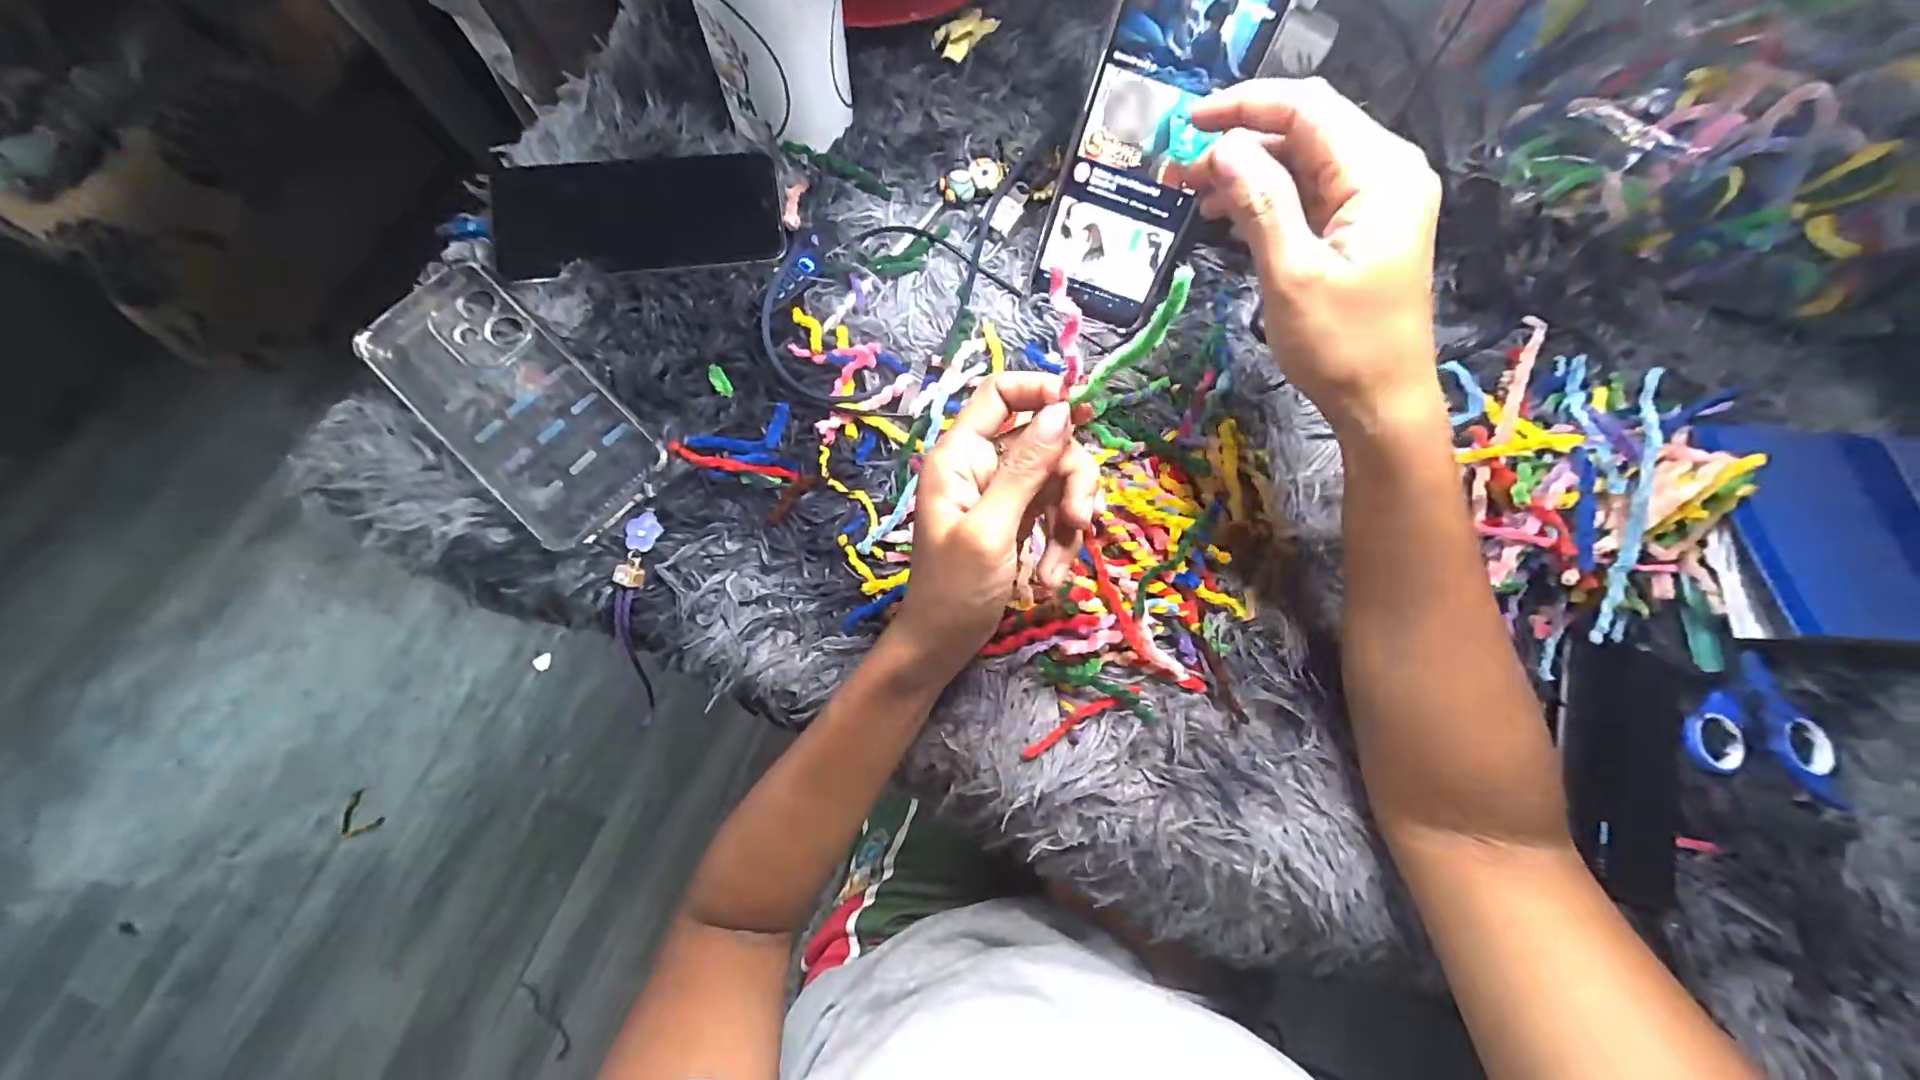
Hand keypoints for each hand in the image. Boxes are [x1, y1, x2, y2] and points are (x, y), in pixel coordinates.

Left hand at [887, 373, 1096, 679]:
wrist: (942, 644)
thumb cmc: (954, 589)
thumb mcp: (990, 528)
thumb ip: (1025, 468)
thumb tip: (1062, 410)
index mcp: (960, 455)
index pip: (999, 393)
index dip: (1040, 391)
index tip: (1080, 413)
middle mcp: (982, 465)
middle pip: (1046, 440)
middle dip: (1070, 480)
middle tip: (1078, 521)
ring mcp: (1003, 493)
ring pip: (1059, 478)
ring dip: (1069, 523)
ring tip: (1056, 569)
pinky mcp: (1018, 519)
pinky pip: (1056, 511)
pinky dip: (1061, 542)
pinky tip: (1050, 577)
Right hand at [1172, 78, 1444, 433]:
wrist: (1380, 400)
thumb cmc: (1340, 345)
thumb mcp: (1292, 273)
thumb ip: (1260, 204)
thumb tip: (1223, 150)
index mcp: (1379, 173)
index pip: (1308, 109)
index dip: (1246, 106)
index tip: (1189, 123)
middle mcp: (1384, 174)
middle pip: (1304, 132)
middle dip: (1240, 142)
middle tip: (1180, 169)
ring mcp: (1373, 204)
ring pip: (1301, 166)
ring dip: (1247, 174)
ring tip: (1193, 194)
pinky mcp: (1358, 232)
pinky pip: (1306, 199)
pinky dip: (1265, 202)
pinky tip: (1226, 215)